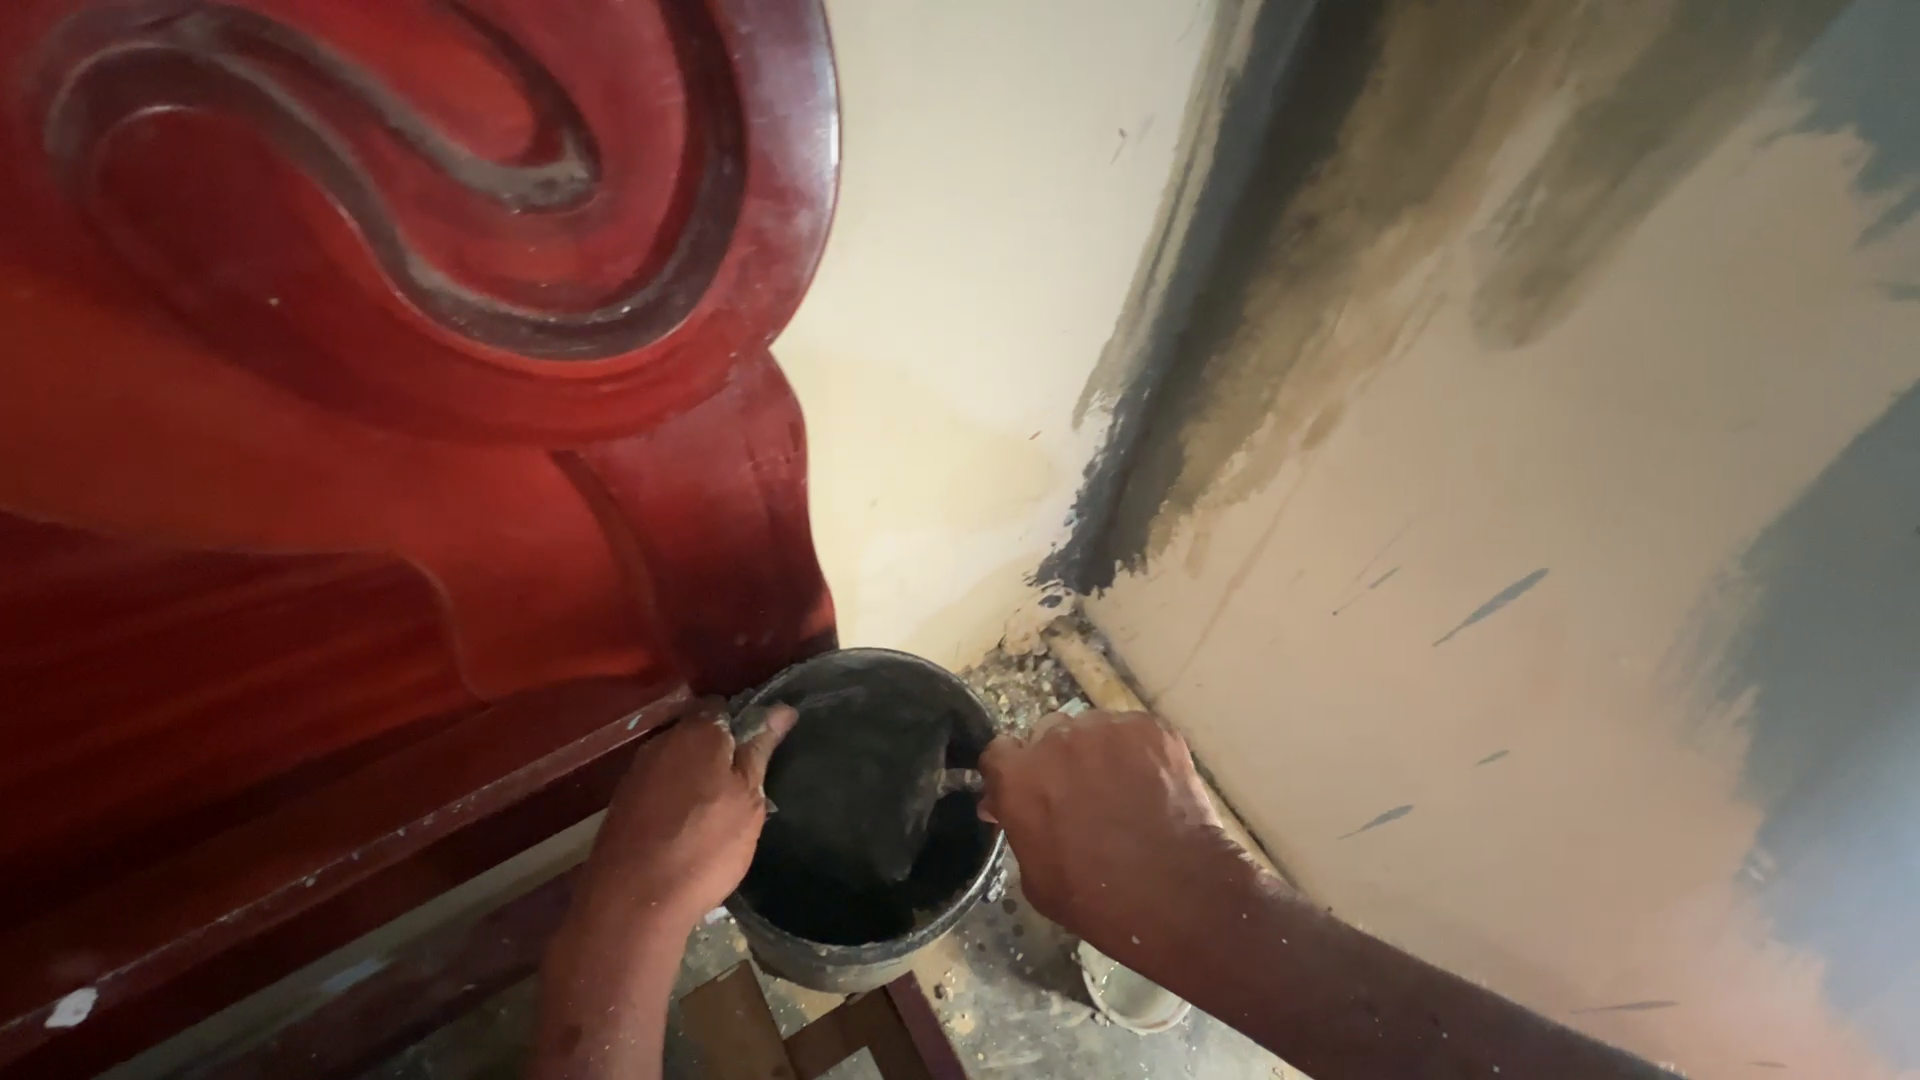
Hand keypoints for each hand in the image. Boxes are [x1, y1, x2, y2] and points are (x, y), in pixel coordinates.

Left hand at [575, 702, 795, 932]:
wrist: (631, 904)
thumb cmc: (704, 845)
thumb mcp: (748, 798)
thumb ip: (760, 749)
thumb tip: (782, 709)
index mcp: (697, 731)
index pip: (723, 705)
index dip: (744, 723)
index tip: (761, 750)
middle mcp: (662, 742)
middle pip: (697, 732)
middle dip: (720, 750)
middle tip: (746, 784)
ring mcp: (636, 774)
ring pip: (677, 761)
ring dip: (696, 775)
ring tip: (718, 810)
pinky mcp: (621, 805)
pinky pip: (659, 787)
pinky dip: (675, 798)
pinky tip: (687, 828)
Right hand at [979, 710, 1237, 936]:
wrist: (1177, 893)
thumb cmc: (1096, 899)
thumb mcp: (1035, 877)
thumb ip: (1016, 826)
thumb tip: (1002, 804)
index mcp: (1019, 776)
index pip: (1000, 751)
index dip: (1014, 770)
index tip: (1029, 790)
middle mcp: (1056, 740)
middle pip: (1047, 735)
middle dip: (1057, 760)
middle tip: (1080, 794)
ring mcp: (1106, 729)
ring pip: (1092, 729)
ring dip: (1098, 752)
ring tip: (1122, 789)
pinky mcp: (1149, 729)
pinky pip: (1132, 731)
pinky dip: (1138, 752)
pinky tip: (1151, 784)